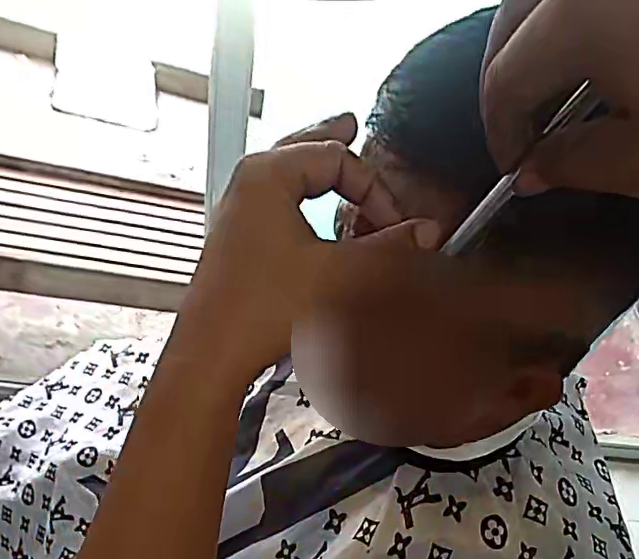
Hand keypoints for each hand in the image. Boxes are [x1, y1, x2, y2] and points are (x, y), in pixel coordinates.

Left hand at [169, 114, 439, 392]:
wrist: (215, 352)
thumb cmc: (259, 311)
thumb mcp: (337, 275)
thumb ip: (385, 249)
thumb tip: (423, 232)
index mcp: (267, 177)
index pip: (336, 157)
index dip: (375, 188)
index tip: (394, 223)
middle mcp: (247, 189)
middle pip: (300, 151)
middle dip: (332, 143)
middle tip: (352, 126)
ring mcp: (238, 218)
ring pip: (285, 180)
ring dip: (315, 175)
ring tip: (335, 169)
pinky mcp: (239, 248)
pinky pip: (275, 211)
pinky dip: (300, 205)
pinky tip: (313, 223)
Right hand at [479, 0, 638, 196]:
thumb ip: (577, 165)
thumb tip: (531, 169)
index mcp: (578, 17)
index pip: (506, 81)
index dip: (503, 131)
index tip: (519, 163)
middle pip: (514, 16)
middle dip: (510, 75)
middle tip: (531, 120)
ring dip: (540, 32)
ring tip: (564, 75)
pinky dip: (584, 10)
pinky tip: (609, 34)